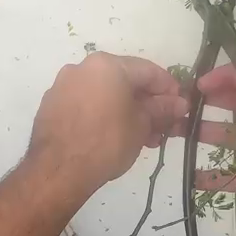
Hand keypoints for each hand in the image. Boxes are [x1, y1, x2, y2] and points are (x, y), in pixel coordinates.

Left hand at [28, 53, 187, 196]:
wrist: (58, 170)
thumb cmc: (107, 142)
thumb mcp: (142, 125)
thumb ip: (162, 109)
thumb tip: (179, 103)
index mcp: (107, 65)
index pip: (149, 71)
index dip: (170, 89)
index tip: (182, 107)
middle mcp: (83, 68)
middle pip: (126, 82)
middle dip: (148, 104)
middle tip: (165, 126)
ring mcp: (64, 86)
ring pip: (107, 94)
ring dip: (129, 112)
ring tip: (145, 138)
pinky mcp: (53, 106)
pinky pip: (88, 104)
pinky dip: (106, 115)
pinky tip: (118, 137)